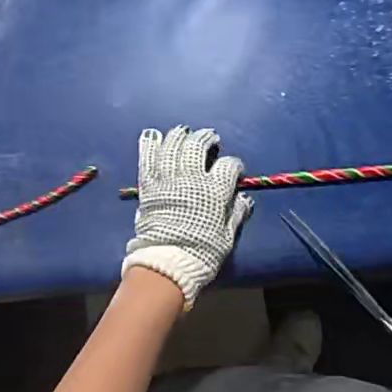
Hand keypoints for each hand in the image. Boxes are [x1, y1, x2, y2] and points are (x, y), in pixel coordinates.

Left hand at [120, 126, 253, 308]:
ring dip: (178, 136)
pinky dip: (149, 144)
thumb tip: (243, 198)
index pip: (228, 166)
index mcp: (214, 190)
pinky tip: (151, 134)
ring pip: (172, 147)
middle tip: (208, 137)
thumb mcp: (227, 235)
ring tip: (183, 132)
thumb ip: (236, 213)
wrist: (167, 260)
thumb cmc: (201, 251)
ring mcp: (167, 180)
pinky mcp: (148, 185)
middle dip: (205, 139)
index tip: (233, 168)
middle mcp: (190, 179)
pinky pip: (147, 159)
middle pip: (197, 147)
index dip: (233, 165)